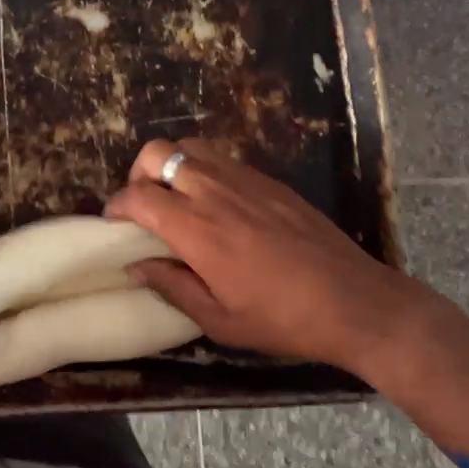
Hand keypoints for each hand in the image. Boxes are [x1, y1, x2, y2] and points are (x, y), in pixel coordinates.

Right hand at [106, 138, 421, 375]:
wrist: (356, 301)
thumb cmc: (283, 318)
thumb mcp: (220, 321)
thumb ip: (172, 287)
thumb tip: (137, 266)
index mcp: (196, 228)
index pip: (138, 196)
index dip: (116, 205)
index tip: (113, 222)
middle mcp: (212, 191)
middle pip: (156, 154)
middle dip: (138, 173)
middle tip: (143, 203)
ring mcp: (242, 179)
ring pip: (188, 146)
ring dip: (170, 165)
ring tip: (175, 196)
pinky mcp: (267, 179)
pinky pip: (220, 158)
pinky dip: (202, 169)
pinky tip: (214, 202)